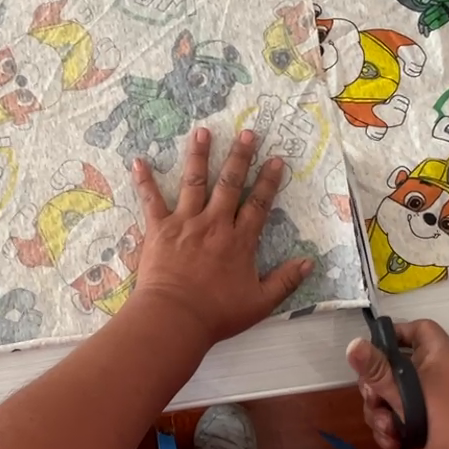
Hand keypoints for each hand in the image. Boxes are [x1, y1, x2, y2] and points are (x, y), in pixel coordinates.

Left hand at [125, 127, 311, 345]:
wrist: (175, 317)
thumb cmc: (217, 313)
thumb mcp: (260, 302)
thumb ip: (285, 281)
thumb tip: (309, 263)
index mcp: (239, 241)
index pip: (259, 205)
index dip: (269, 181)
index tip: (276, 159)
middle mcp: (214, 224)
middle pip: (230, 184)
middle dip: (240, 156)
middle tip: (247, 133)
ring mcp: (186, 222)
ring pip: (194, 182)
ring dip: (199, 155)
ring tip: (203, 131)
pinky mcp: (159, 228)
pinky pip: (151, 200)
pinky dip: (144, 180)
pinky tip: (139, 160)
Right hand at [346, 320, 448, 448]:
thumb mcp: (410, 396)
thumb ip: (378, 370)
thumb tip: (351, 343)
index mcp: (440, 359)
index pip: (419, 329)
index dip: (397, 332)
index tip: (372, 350)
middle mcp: (434, 378)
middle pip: (392, 366)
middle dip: (375, 386)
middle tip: (372, 398)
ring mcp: (429, 405)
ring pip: (389, 396)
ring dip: (379, 413)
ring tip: (387, 429)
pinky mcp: (423, 429)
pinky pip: (395, 419)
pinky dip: (390, 430)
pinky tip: (393, 444)